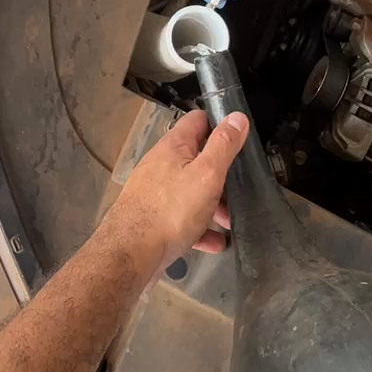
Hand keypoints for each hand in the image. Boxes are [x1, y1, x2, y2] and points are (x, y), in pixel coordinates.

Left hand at [97, 109, 249, 282]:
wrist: (131, 253)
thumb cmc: (170, 210)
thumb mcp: (207, 174)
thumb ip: (223, 145)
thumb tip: (237, 117)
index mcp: (174, 146)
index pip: (198, 120)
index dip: (219, 123)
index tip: (239, 136)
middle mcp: (162, 164)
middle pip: (197, 159)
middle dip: (220, 174)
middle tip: (240, 189)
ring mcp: (155, 191)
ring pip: (191, 191)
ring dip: (213, 204)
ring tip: (230, 222)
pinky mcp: (153, 218)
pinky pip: (182, 218)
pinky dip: (200, 228)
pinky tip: (215, 243)